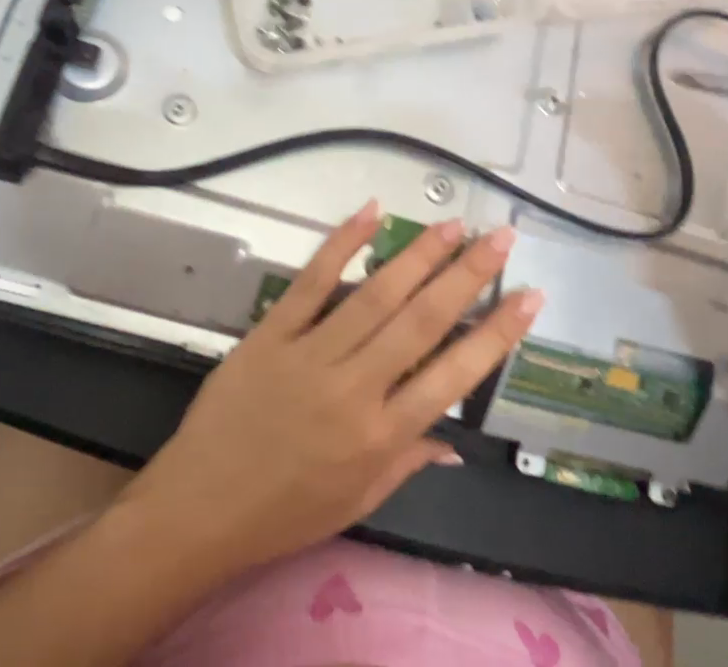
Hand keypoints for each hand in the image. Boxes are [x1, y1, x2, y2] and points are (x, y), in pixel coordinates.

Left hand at [113, 202, 541, 574]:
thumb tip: (454, 441)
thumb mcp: (357, 503)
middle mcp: (353, 389)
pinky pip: (309, 284)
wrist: (197, 511)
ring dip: (417, 256)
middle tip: (500, 238)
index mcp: (381, 436)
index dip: (497, 334)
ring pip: (374, 296)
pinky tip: (370, 212)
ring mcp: (308, 356)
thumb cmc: (283, 515)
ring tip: (453, 226)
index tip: (529, 297)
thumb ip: (407, 462)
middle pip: (421, 322)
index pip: (453, 376)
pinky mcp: (269, 336)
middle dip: (467, 276)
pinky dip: (341, 245)